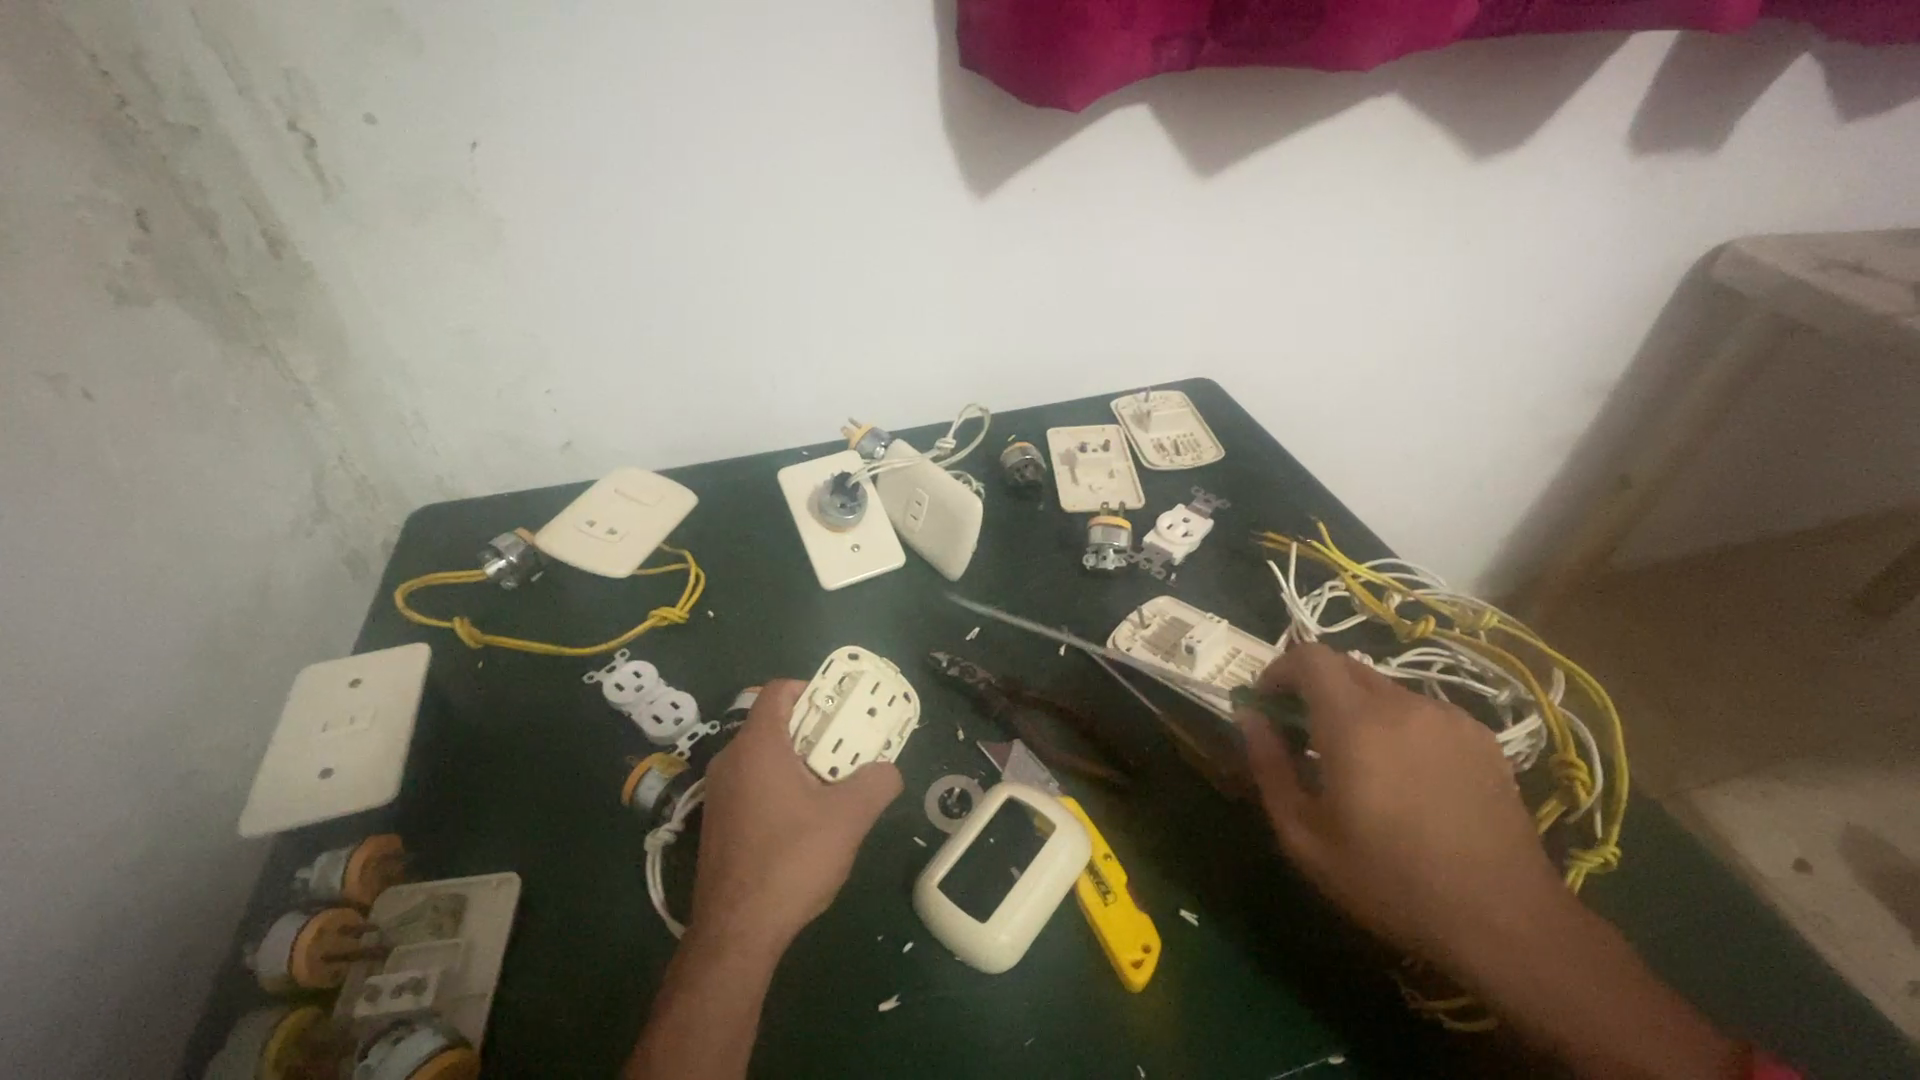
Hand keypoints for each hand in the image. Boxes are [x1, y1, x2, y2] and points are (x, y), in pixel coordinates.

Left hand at [689, 679, 902, 949]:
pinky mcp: (718, 823)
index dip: (814, 690)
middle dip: (816, 732)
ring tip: (836, 788)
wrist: (737, 931)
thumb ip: (876, 782)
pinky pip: (753, 786)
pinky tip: (808, 822)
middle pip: (775, 725)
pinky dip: (782, 787)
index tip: (844, 710)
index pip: (779, 691)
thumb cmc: (792, 860)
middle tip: (851, 751)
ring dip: (801, 763)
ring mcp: (719, 794)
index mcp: (757, 746)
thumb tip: (888, 771)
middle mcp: (730, 761)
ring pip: (765, 759)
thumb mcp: (849, 818)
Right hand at [1237, 643, 1570, 969]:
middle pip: (1346, 667)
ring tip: (1357, 762)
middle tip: (1302, 733)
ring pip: (1385, 690)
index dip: (1279, 670)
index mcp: (1354, 723)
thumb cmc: (1389, 881)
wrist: (1504, 918)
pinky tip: (1406, 778)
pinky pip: (1423, 713)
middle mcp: (1403, 704)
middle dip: (1314, 688)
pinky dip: (1398, 726)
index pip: (1309, 656)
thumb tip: (1249, 718)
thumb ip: (1269, 767)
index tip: (1266, 703)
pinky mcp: (1482, 738)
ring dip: (1357, 709)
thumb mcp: (1305, 836)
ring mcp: (1449, 718)